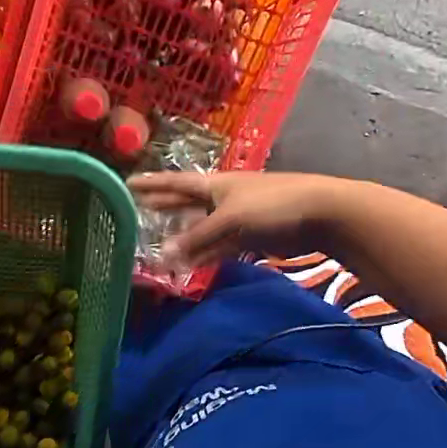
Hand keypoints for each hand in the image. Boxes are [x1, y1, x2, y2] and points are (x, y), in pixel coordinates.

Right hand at [127, 171, 359, 268]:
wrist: (319, 212)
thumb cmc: (271, 204)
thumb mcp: (229, 218)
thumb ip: (197, 238)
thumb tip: (164, 257)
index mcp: (214, 184)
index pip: (175, 182)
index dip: (151, 184)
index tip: (127, 183)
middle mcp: (221, 198)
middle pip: (186, 204)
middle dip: (163, 207)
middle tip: (137, 212)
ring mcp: (236, 218)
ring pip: (201, 229)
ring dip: (182, 239)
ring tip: (157, 247)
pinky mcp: (250, 237)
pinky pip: (218, 246)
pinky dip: (204, 255)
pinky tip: (189, 265)